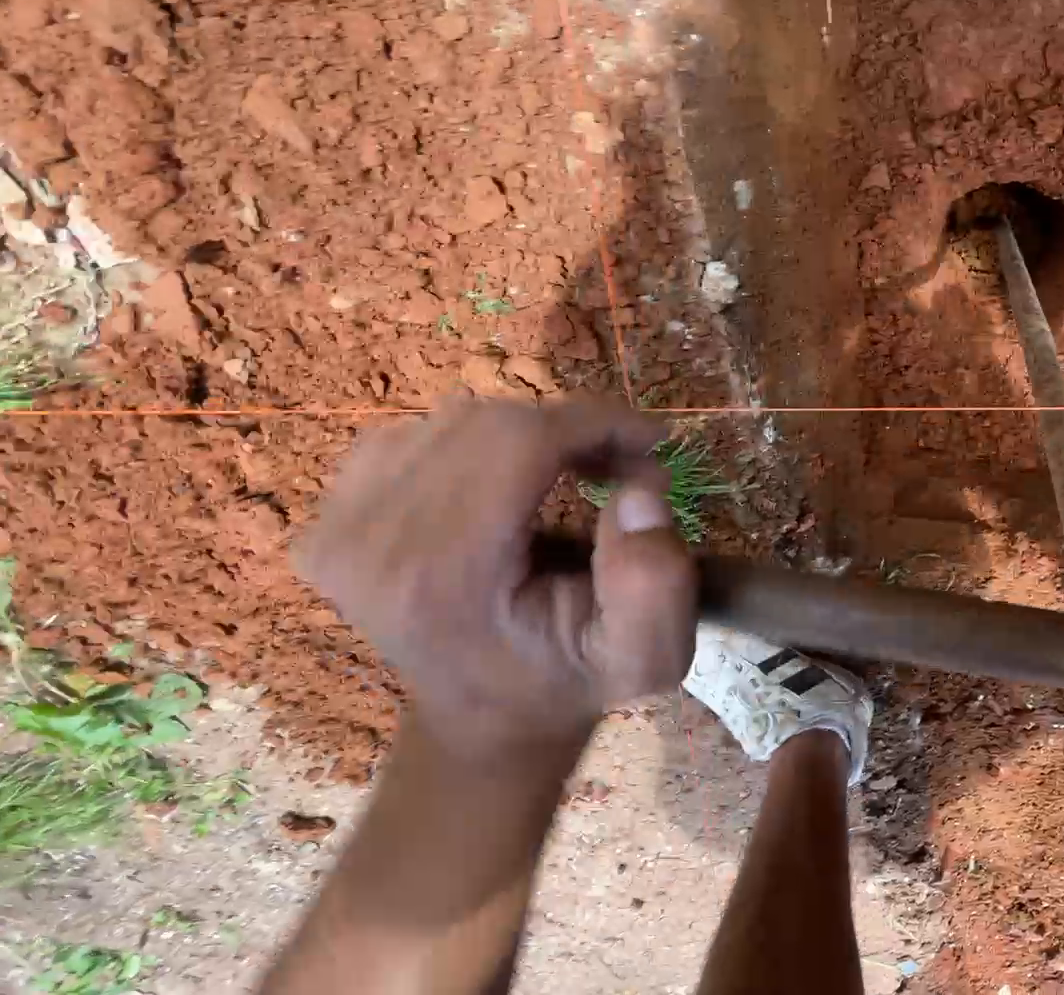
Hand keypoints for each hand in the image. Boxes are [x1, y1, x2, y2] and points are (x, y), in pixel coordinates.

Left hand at [296, 398, 696, 755]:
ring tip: (584, 472)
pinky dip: (484, 444)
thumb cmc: (572, 684)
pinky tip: (516, 481)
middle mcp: (368, 541)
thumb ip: (656, 580)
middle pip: (489, 423)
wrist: (489, 720)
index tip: (655, 441)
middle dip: (574, 428)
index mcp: (443, 574)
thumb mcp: (646, 655)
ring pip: (457, 421)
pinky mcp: (328, 519)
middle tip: (629, 465)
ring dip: (535, 434)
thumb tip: (640, 489)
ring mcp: (335, 527)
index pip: (517, 440)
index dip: (595, 422)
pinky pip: (418, 436)